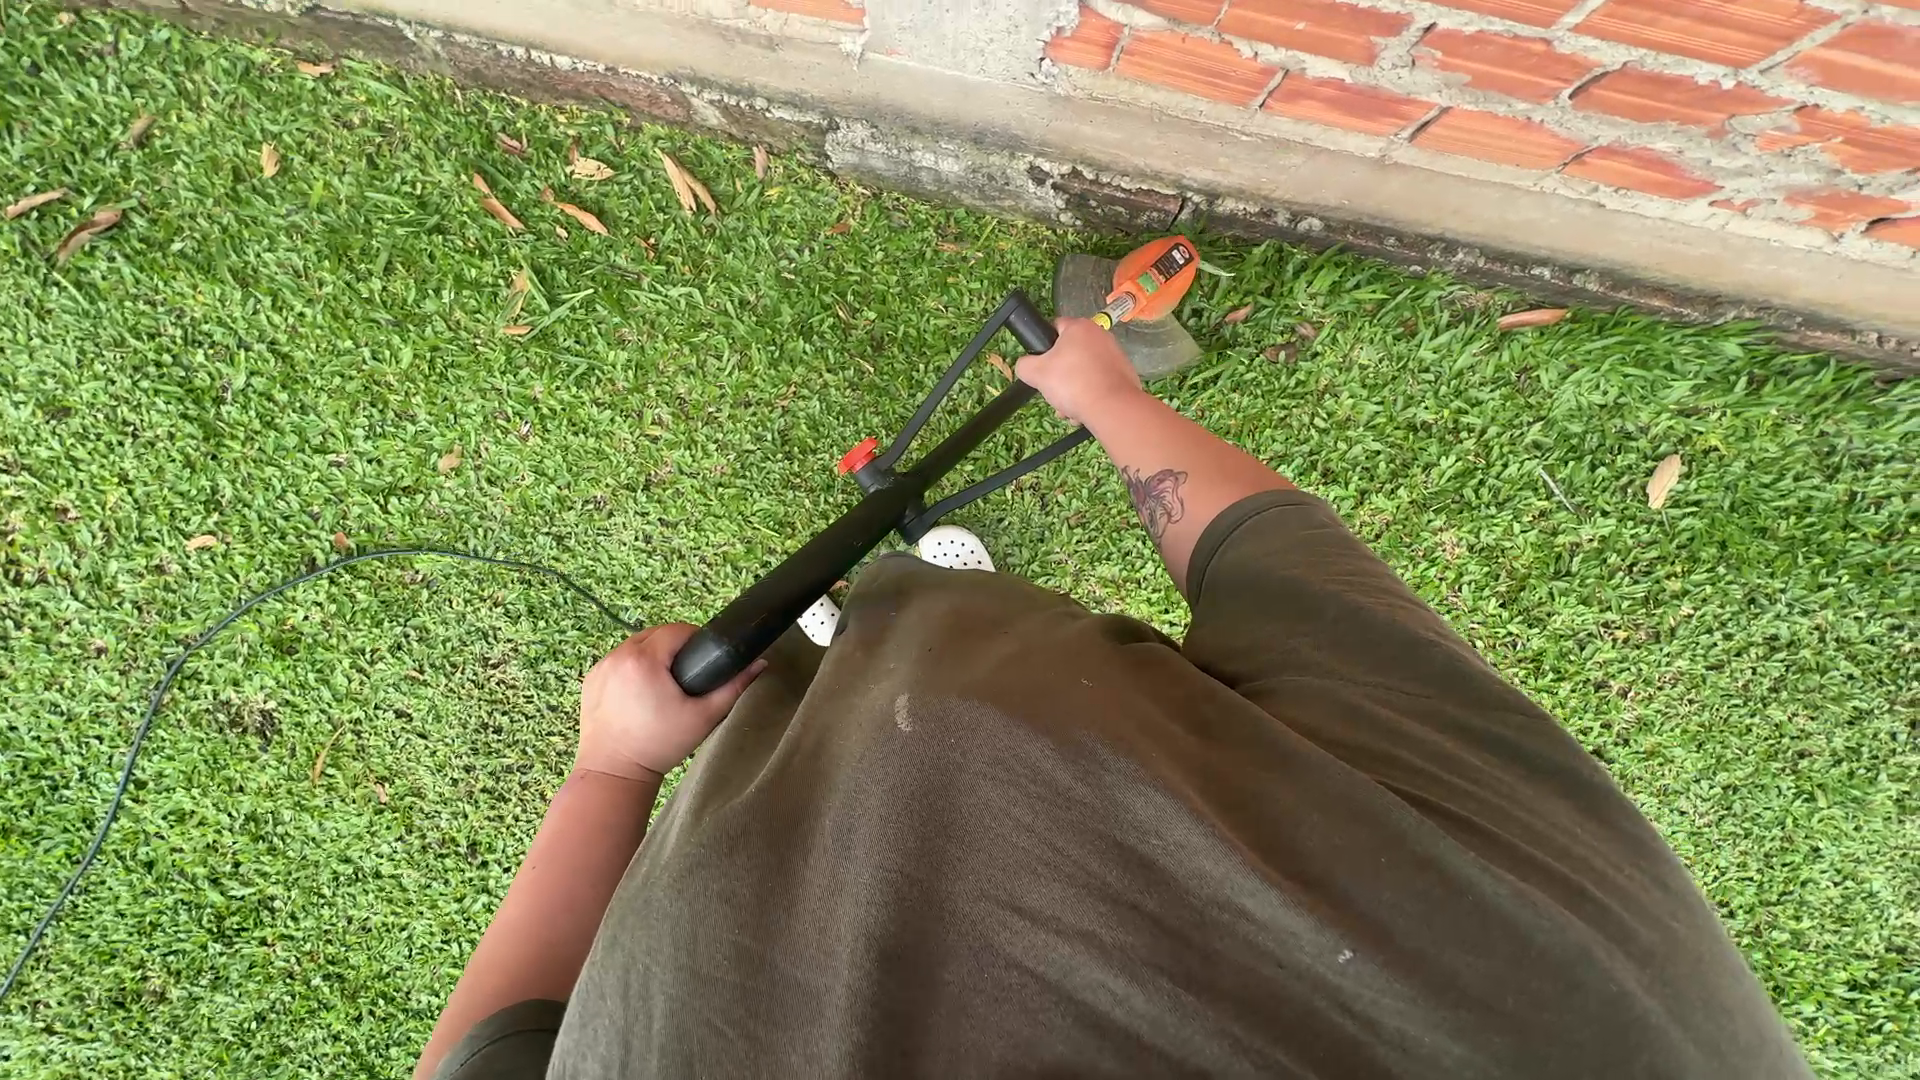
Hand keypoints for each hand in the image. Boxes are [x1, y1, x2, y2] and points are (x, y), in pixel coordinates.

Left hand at [575, 623, 765, 781]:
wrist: (614, 772)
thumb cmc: (660, 744)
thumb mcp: (705, 716)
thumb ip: (733, 686)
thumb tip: (759, 663)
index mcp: (644, 660)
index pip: (677, 630)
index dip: (696, 639)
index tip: (704, 660)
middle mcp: (618, 656)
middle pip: (655, 633)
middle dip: (674, 646)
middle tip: (688, 672)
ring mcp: (601, 667)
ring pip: (636, 645)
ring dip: (653, 653)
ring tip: (667, 679)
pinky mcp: (591, 680)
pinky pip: (619, 660)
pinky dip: (633, 666)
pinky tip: (643, 688)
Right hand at [1016, 316, 1146, 425]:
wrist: (1111, 406)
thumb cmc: (1072, 383)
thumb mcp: (1036, 373)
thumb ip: (1024, 365)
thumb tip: (1026, 365)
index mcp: (1079, 327)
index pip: (1055, 327)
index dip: (1045, 346)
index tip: (1042, 365)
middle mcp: (1100, 335)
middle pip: (1070, 353)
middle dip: (1059, 376)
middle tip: (1054, 393)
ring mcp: (1115, 354)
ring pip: (1084, 371)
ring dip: (1073, 390)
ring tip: (1068, 409)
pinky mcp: (1124, 373)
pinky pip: (1100, 382)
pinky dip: (1090, 395)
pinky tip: (1084, 411)